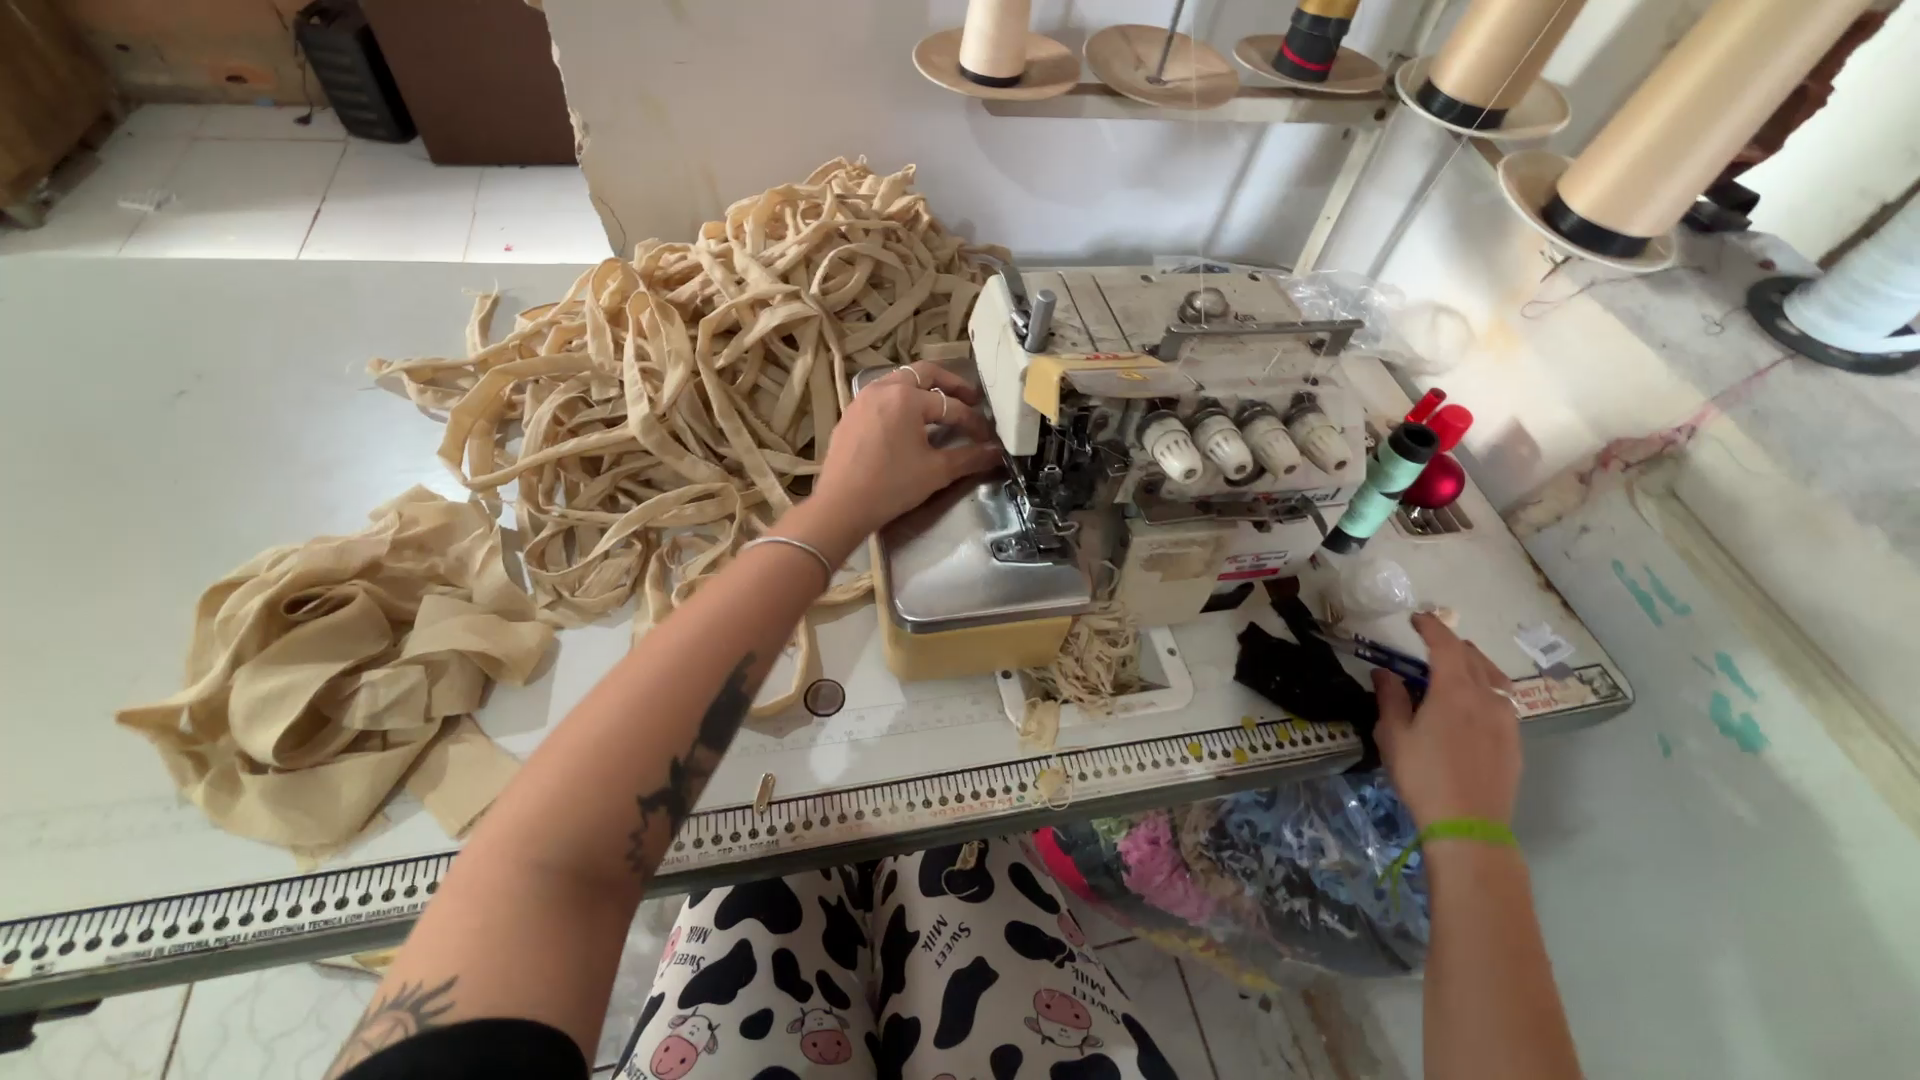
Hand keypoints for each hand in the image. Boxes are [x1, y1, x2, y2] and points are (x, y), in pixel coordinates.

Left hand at [803, 360, 1001, 548]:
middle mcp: (883, 388)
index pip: (951, 405)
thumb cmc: (891, 485)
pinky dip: (901, 401)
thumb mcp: (936, 471)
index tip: (988, 437)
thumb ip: (970, 457)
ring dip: (923, 389)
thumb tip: (997, 452)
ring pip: (899, 381)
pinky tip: (907, 423)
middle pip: (924, 373)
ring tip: (939, 407)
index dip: (973, 422)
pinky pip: (881, 397)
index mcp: (907, 397)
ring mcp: (862, 400)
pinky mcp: (850, 415)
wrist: (841, 506)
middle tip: (970, 398)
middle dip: (951, 384)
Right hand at [1373, 612, 1521, 828]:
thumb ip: (1390, 698)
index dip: (1431, 627)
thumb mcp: (1393, 735)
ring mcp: (1507, 720)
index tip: (1417, 619)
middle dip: (1451, 645)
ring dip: (1474, 665)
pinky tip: (1473, 706)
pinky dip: (1486, 690)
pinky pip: (1503, 702)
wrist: (1469, 826)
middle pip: (1473, 658)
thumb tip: (1385, 672)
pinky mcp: (1515, 742)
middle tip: (1430, 645)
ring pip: (1494, 679)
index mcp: (1454, 690)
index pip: (1446, 645)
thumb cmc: (1423, 776)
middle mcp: (1487, 697)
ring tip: (1456, 669)